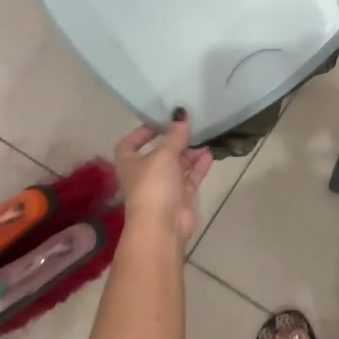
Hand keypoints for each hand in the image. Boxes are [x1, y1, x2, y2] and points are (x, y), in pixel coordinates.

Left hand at [114, 110, 213, 244]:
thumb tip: (181, 112)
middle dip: (173, 141)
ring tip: (204, 139)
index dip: (141, 132)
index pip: (130, 143)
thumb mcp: (164, 155)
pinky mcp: (179, 198)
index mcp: (129, 162)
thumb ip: (175, 135)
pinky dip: (197, 167)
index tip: (159, 122)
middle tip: (189, 127)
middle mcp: (143, 174)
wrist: (162, 226)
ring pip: (176, 166)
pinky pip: (188, 178)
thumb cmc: (154, 185)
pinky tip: (209, 154)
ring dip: (188, 153)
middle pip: (158, 153)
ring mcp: (162, 187)